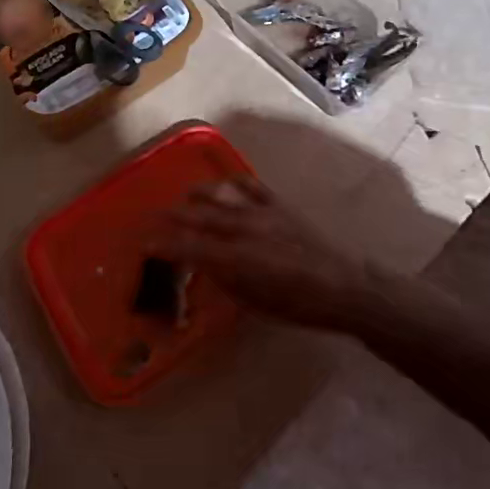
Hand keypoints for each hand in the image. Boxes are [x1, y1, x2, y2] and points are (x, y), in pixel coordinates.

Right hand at [154, 175, 387, 331]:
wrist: (344, 286)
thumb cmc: (298, 305)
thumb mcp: (255, 303)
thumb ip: (225, 280)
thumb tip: (204, 265)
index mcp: (236, 259)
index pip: (190, 247)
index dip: (164, 244)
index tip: (146, 242)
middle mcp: (244, 229)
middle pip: (199, 217)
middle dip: (173, 216)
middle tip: (154, 216)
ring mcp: (262, 212)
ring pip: (220, 194)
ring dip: (198, 194)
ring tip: (186, 196)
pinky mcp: (279, 204)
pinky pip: (250, 185)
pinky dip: (232, 183)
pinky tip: (225, 185)